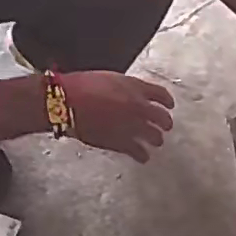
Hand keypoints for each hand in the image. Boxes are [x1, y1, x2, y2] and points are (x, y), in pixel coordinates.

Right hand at [58, 71, 175, 161]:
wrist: (66, 103)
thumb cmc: (81, 87)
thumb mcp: (109, 78)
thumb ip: (125, 88)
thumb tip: (130, 95)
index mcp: (135, 87)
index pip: (161, 95)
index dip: (167, 101)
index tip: (169, 105)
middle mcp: (139, 107)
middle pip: (163, 118)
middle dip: (165, 123)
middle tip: (165, 127)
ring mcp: (132, 126)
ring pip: (155, 137)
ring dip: (156, 139)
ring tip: (155, 142)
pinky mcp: (122, 143)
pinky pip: (139, 152)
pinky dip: (142, 155)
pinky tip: (143, 157)